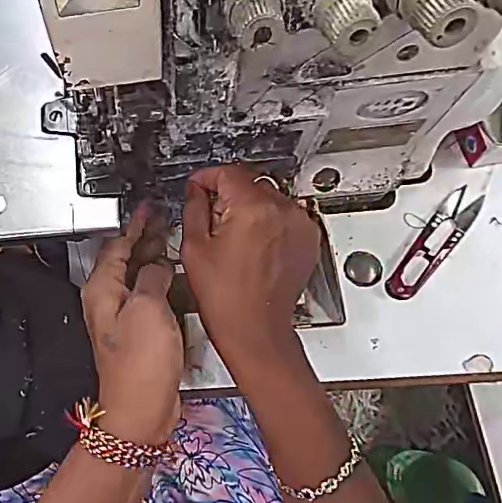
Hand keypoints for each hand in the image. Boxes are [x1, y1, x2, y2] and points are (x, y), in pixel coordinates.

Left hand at [82, 206, 183, 444]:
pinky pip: (150, 297)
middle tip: (163, 219)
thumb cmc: (139, 364)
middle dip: (146, 237)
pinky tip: (175, 278)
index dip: (135, 224)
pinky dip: (162, 282)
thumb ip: (152, 277)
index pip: (118, 245)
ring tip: (171, 241)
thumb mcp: (148, 309)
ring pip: (139, 276)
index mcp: (103, 291)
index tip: (146, 208)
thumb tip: (159, 265)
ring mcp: (124, 319)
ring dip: (155, 258)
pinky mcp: (140, 334)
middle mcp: (109, 302)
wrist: (141, 409)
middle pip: (126, 258)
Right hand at [181, 165, 321, 372]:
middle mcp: (282, 211)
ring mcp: (299, 225)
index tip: (199, 183)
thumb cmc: (228, 300)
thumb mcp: (195, 249)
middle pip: (250, 183)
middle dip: (229, 194)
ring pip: (269, 198)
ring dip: (251, 208)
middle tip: (212, 215)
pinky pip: (285, 216)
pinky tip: (253, 246)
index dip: (207, 176)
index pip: (228, 173)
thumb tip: (196, 192)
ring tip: (234, 237)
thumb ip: (193, 209)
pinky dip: (270, 222)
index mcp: (252, 210)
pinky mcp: (307, 239)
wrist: (257, 329)